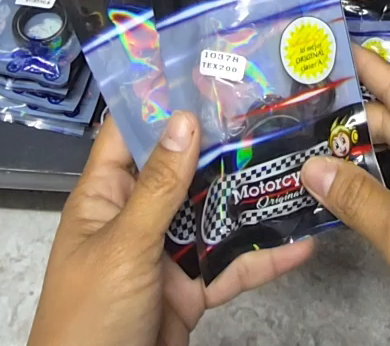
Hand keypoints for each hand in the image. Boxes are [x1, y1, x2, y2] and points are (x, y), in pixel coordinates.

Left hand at [29, 111, 316, 345]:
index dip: (159, 99)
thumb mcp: (123, 248)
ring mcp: (167, 252)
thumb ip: (159, 188)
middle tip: (266, 107)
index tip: (201, 68)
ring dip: (249, 195)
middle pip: (183, 167)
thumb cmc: (88, 321)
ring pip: (213, 212)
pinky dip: (264, 256)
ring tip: (293, 162)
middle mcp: (138, 215)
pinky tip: (301, 242)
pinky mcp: (192, 289)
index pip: (131, 132)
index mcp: (106, 195)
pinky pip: (232, 265)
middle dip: (221, 142)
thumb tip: (185, 119)